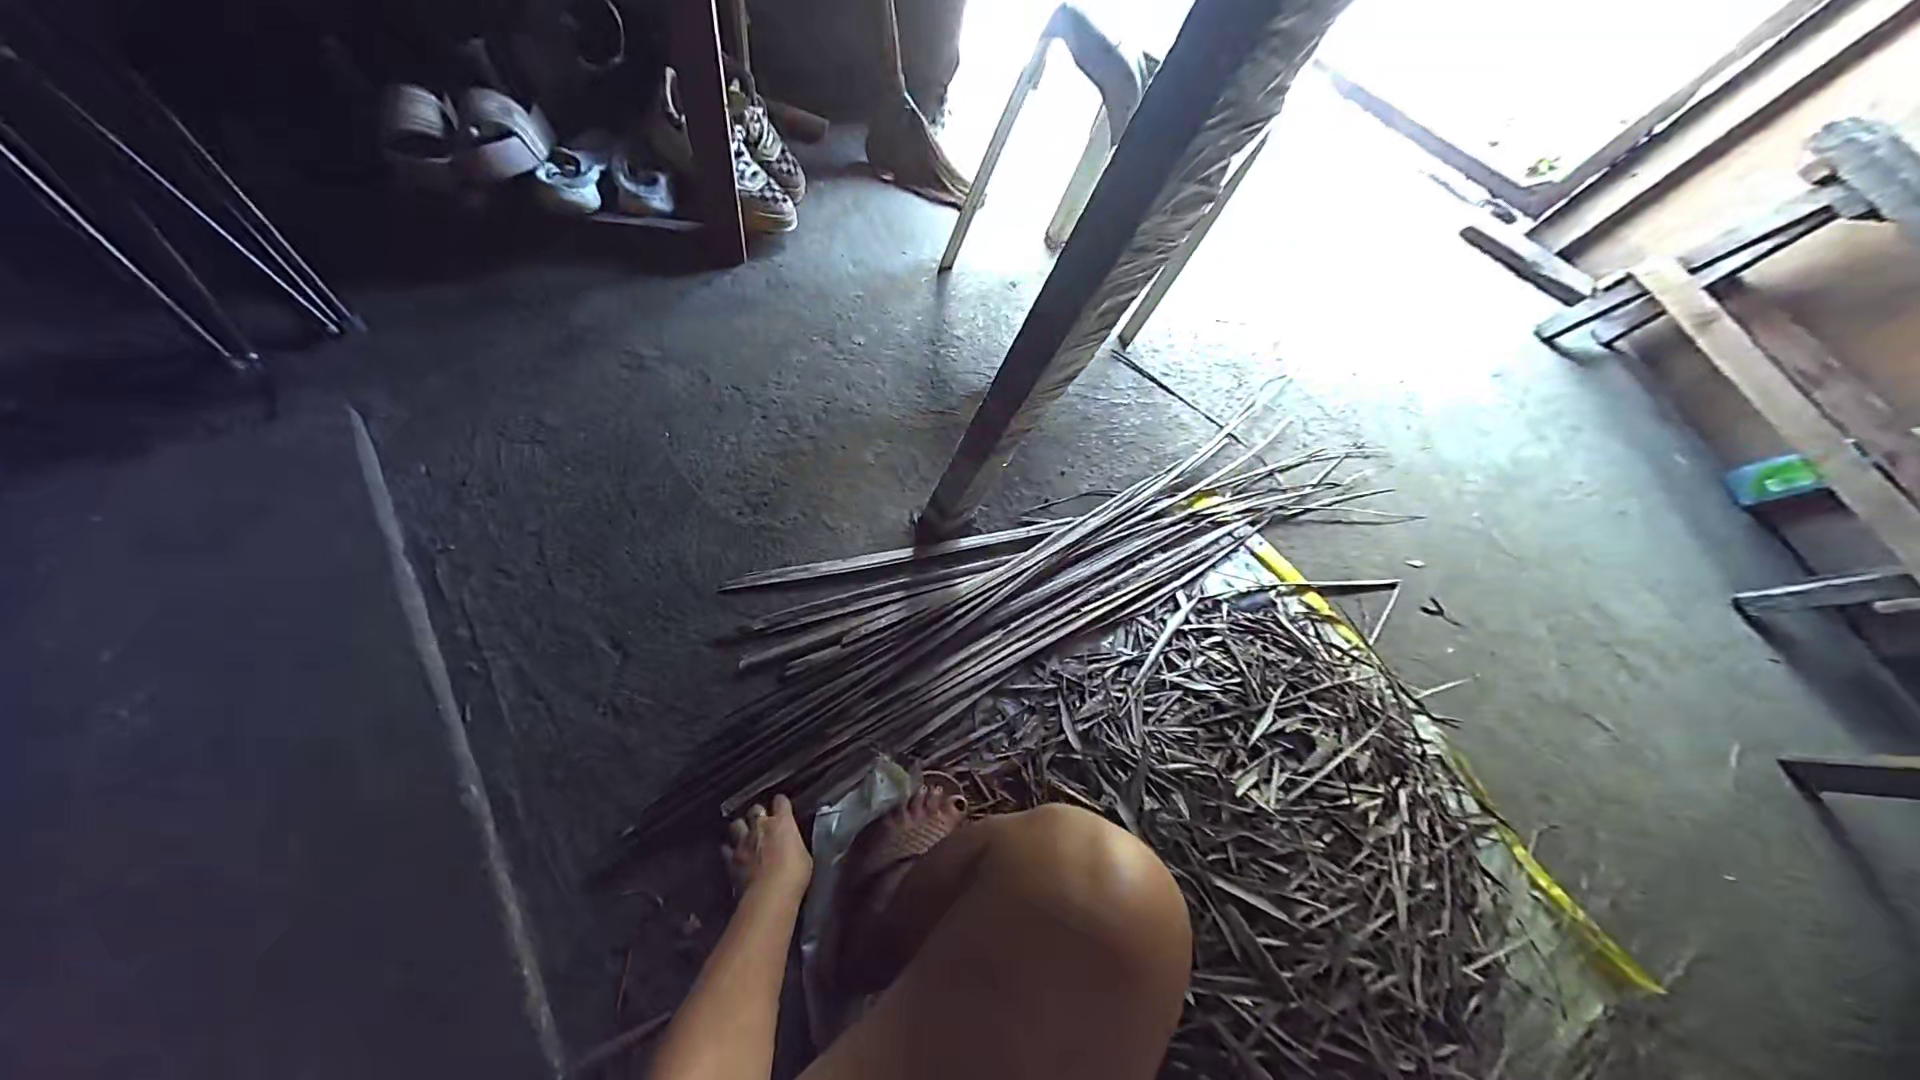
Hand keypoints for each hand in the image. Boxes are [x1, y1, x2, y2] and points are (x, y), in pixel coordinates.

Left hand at [724, 795, 812, 899]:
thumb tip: (791, 844)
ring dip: (741, 828)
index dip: (781, 804)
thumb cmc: (795, 875)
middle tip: (762, 824)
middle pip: (755, 809)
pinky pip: (726, 849)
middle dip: (758, 814)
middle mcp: (760, 826)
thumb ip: (794, 844)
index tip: (783, 809)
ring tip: (745, 835)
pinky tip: (733, 855)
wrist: (770, 895)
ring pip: (736, 824)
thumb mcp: (804, 855)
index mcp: (782, 822)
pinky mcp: (730, 860)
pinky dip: (729, 850)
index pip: (780, 801)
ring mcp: (743, 842)